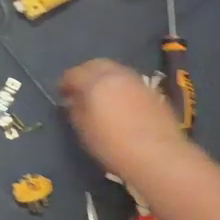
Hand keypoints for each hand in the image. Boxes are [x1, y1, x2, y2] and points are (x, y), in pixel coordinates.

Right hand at [58, 59, 191, 178]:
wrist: (158, 155)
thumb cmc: (113, 145)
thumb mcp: (84, 130)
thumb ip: (75, 110)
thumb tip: (72, 100)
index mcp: (96, 81)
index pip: (74, 74)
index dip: (64, 83)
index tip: (61, 93)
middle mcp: (117, 74)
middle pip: (96, 65)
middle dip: (85, 73)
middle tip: (79, 88)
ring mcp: (137, 81)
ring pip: (115, 71)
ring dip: (104, 78)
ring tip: (99, 94)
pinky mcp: (153, 91)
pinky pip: (129, 81)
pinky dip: (119, 86)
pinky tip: (119, 101)